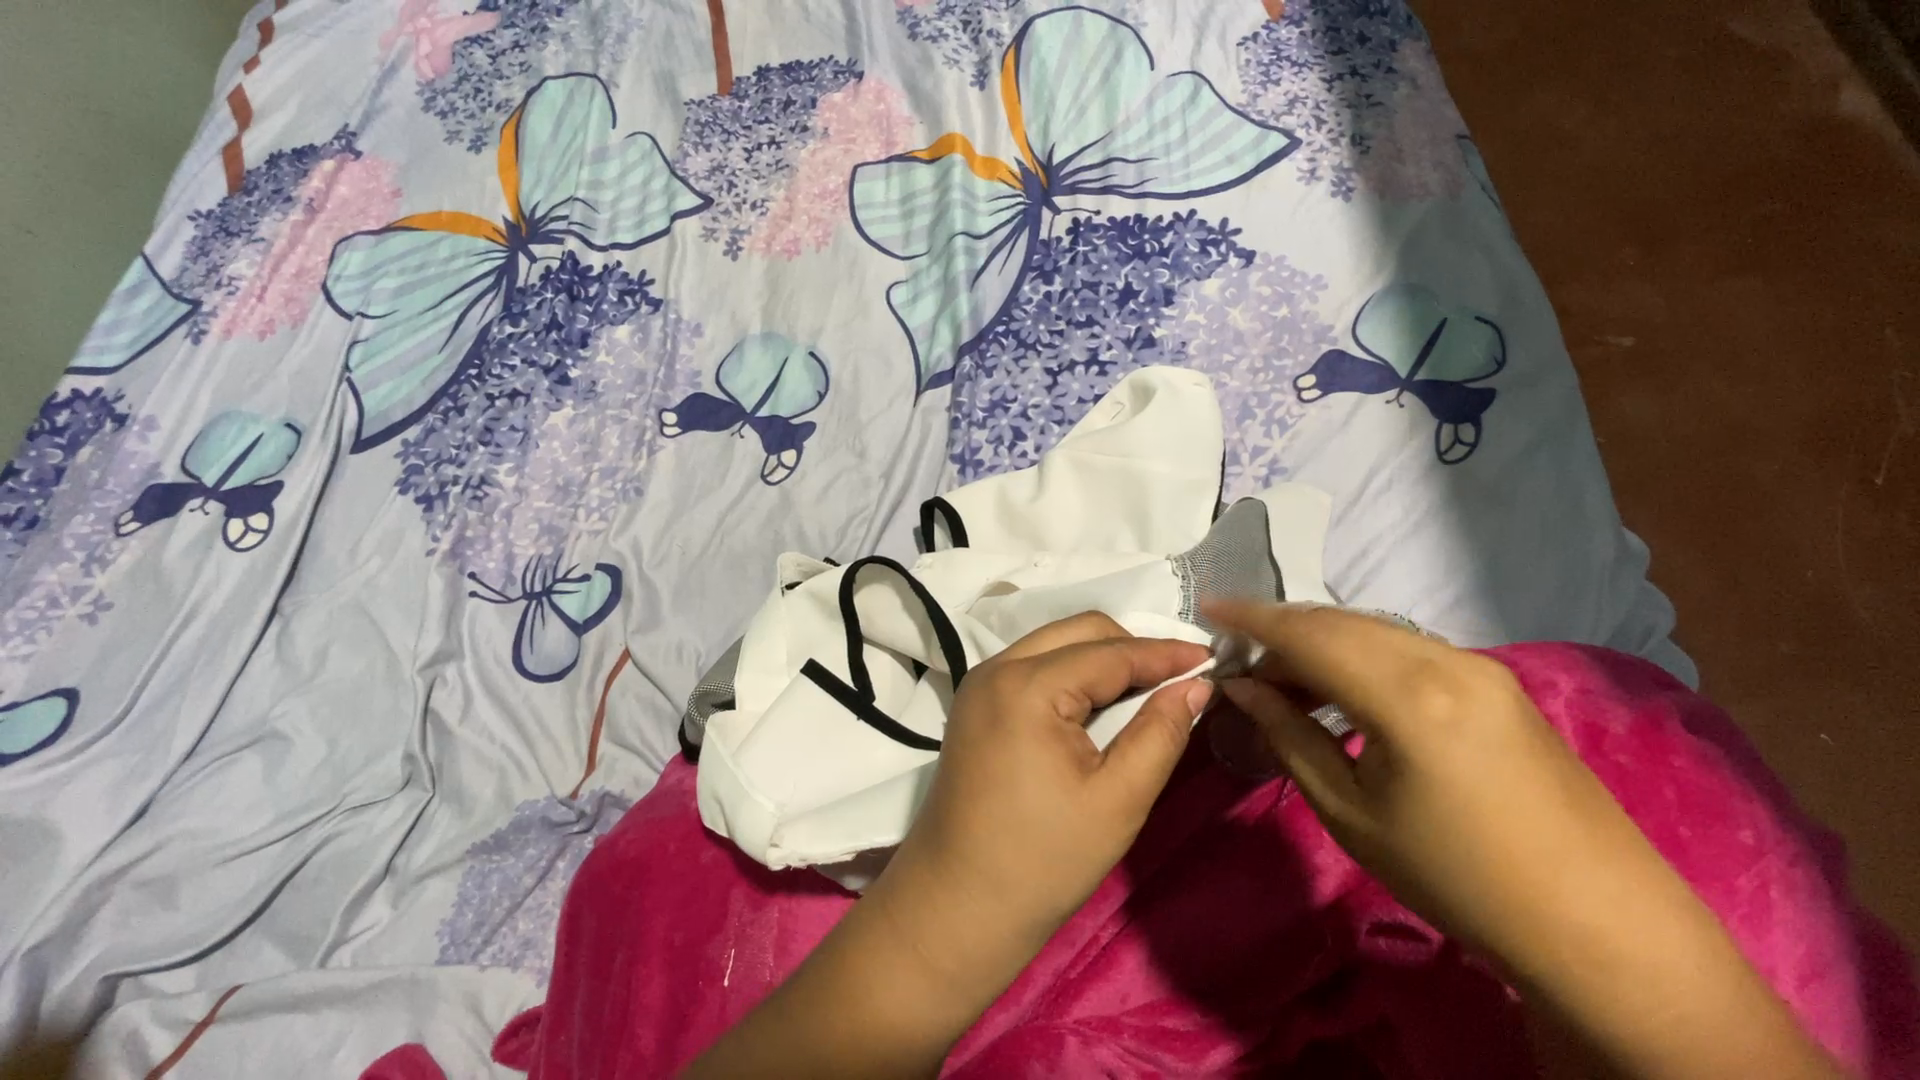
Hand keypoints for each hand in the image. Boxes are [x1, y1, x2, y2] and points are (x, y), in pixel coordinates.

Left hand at [878, 612, 1211, 960]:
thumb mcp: (1118, 800)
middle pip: (1078, 632)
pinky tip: (1100, 705)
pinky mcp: (974, 705)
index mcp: (1027, 687)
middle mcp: (996, 669)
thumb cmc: (1043, 860)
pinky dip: (1072, 675)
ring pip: (1054, 644)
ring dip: (1101, 660)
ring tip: (1147, 691)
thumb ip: (1160, 733)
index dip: (1164, 653)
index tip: (1213, 658)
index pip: (1110, 652)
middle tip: (1178, 680)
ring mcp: (979, 685)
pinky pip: (1033, 667)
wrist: (957, 904)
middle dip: (1132, 648)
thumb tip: (1197, 685)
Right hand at [1204, 599, 1625, 960]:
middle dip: (1283, 630)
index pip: (1310, 634)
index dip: (1253, 617)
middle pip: (1343, 622)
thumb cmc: (1455, 876)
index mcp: (1408, 695)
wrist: (1594, 918)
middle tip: (1239, 657)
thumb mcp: (1350, 812)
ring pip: (1377, 631)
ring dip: (1323, 642)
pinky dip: (1361, 655)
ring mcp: (1480, 667)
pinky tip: (1340, 688)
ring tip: (1281, 677)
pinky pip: (1410, 648)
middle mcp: (1447, 661)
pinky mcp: (1498, 683)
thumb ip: (1290, 736)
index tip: (1208, 606)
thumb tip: (1243, 687)